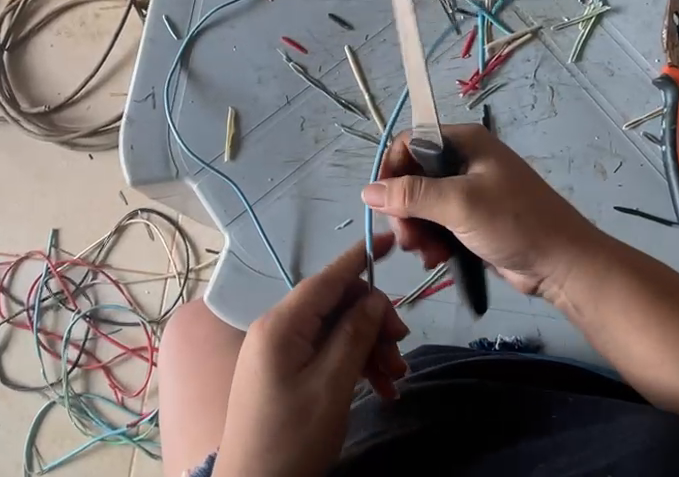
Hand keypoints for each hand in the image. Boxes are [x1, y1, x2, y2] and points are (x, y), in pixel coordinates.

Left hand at [213, 235, 410, 476]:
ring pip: (335, 331)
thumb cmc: (292, 440)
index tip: (393, 239)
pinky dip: (353, 365)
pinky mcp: (284, 373)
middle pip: (336, 305)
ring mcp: (279, 352)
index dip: (361, 257)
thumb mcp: (331, 387)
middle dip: (373, 322)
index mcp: (281, 324)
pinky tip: (380, 388)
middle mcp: (277, 329)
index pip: (328, 277)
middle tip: (401, 350)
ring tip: (396, 378)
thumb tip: (374, 298)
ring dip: (368, 347)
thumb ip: (354, 335)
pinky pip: (324, 353)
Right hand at [361, 125, 608, 300]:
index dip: (392, 170)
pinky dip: (432, 240)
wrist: (562, 264)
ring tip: (425, 254)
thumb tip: (367, 190)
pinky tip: (436, 260)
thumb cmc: (514, 222)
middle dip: (404, 209)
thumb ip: (411, 195)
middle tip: (408, 240)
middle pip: (413, 177)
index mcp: (464, 142)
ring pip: (423, 204)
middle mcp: (465, 160)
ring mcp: (470, 191)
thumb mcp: (459, 204)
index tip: (383, 203)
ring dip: (417, 230)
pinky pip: (438, 224)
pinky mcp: (474, 219)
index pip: (411, 143)